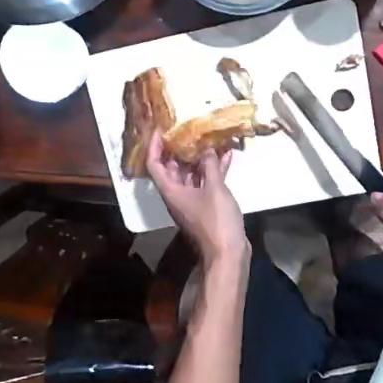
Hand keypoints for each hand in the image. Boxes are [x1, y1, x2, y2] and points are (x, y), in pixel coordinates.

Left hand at [146, 132, 247, 268]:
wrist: (227, 253)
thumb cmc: (216, 221)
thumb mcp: (214, 189)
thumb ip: (209, 166)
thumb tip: (206, 149)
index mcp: (171, 191)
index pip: (155, 164)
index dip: (155, 146)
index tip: (161, 129)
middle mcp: (177, 196)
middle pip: (172, 168)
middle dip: (180, 148)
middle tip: (189, 129)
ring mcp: (192, 202)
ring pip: (191, 175)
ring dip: (199, 158)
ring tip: (209, 138)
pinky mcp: (207, 207)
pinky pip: (206, 183)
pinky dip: (213, 171)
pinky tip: (226, 156)